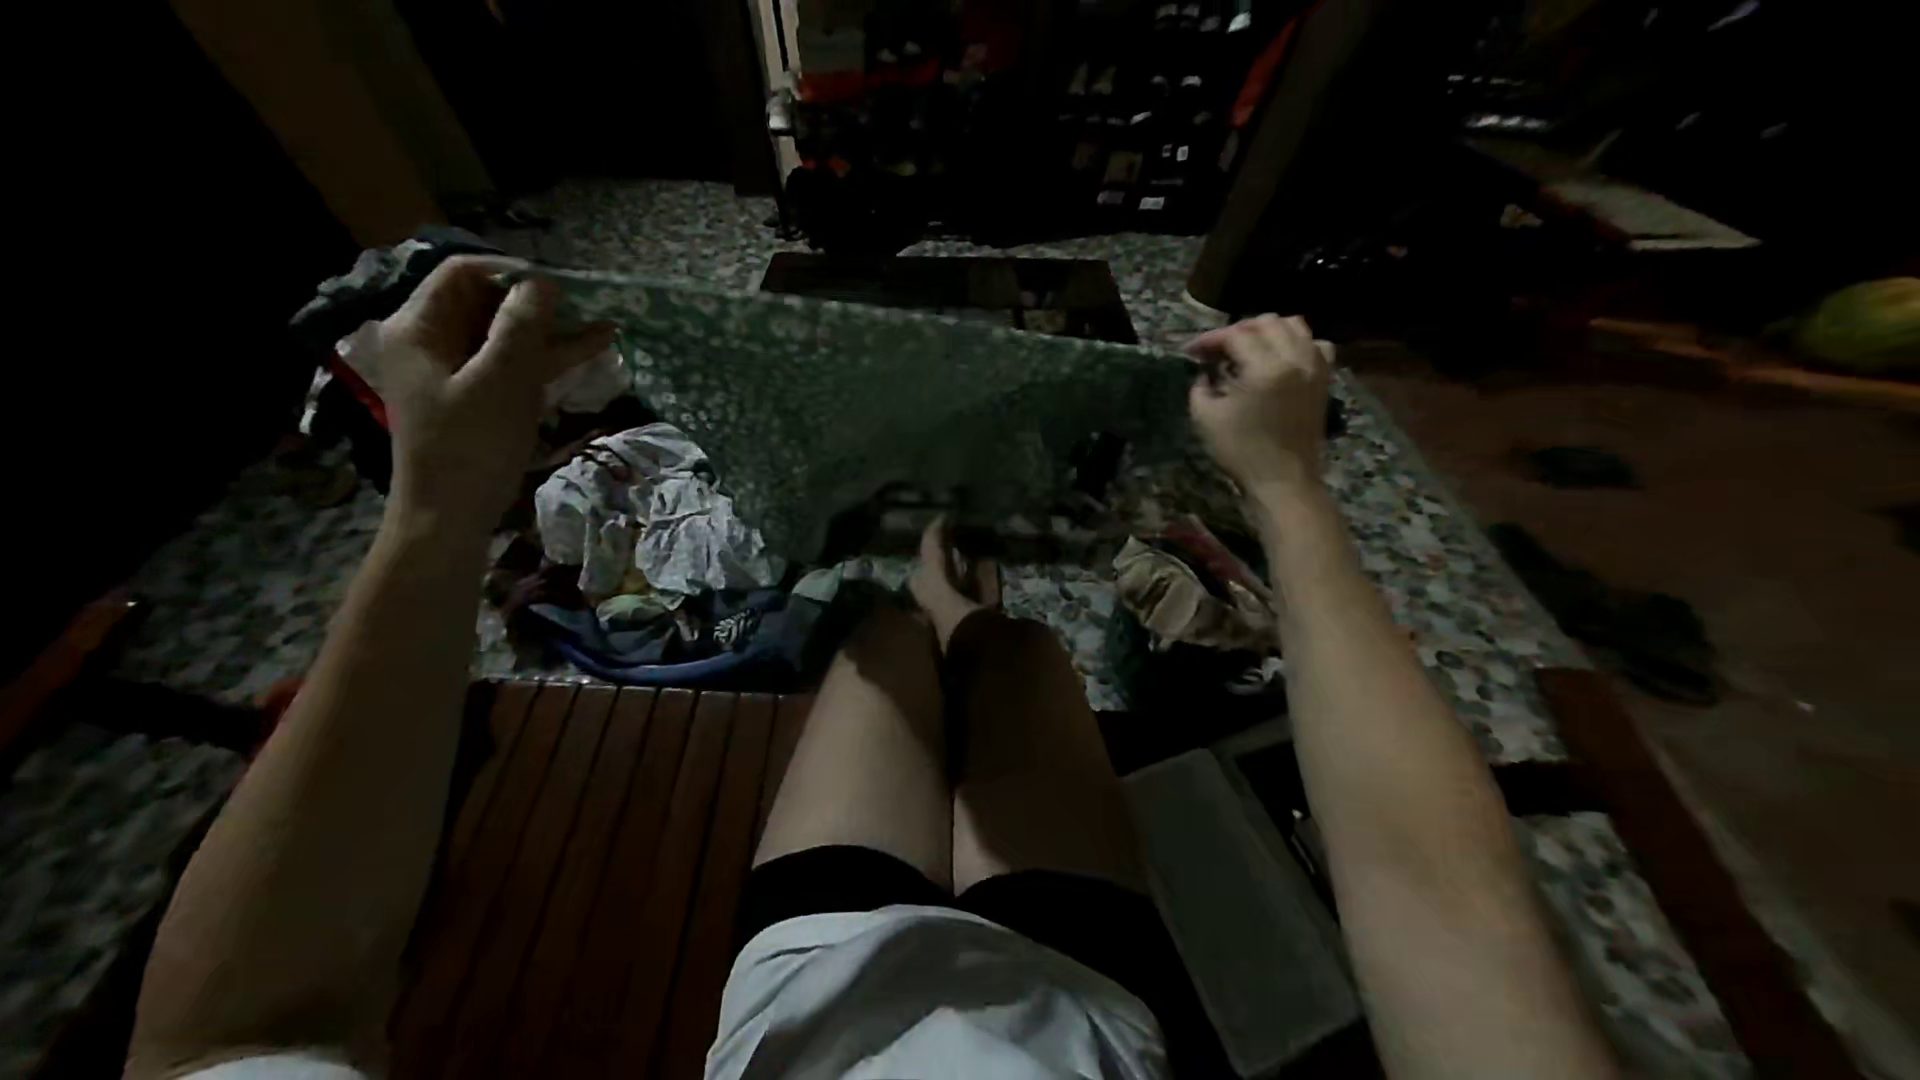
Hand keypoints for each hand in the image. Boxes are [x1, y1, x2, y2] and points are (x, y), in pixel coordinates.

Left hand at [371, 256, 614, 533]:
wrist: (453, 512)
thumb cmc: (470, 444)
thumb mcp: (500, 381)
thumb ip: (521, 328)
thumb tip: (544, 284)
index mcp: (420, 327)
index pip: (462, 274)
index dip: (511, 272)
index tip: (560, 285)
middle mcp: (435, 340)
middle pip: (488, 302)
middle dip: (539, 301)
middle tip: (588, 303)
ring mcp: (460, 369)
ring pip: (509, 335)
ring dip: (554, 330)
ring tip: (604, 325)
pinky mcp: (483, 395)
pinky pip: (517, 363)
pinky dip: (550, 357)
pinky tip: (591, 349)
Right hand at [1186, 313, 1331, 494]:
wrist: (1283, 480)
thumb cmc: (1241, 452)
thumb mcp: (1206, 418)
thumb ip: (1201, 387)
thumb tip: (1205, 372)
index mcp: (1266, 368)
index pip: (1235, 335)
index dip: (1209, 340)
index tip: (1190, 353)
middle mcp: (1296, 359)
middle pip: (1266, 322)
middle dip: (1236, 331)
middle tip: (1216, 352)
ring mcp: (1315, 367)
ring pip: (1293, 326)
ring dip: (1266, 331)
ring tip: (1247, 349)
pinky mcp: (1323, 379)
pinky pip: (1315, 344)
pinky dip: (1295, 343)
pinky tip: (1279, 359)